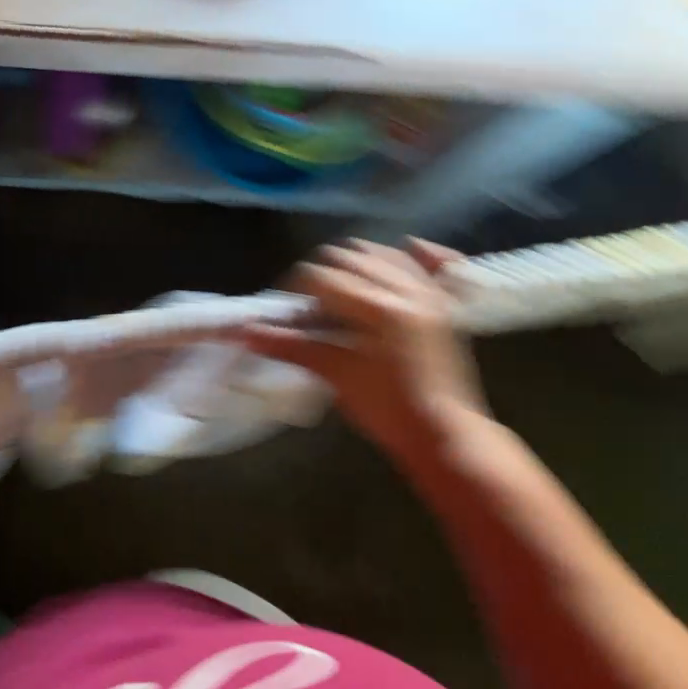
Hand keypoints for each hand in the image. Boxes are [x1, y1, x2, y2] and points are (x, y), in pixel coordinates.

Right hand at [246, 239, 487, 460]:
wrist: (443, 436)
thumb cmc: (386, 410)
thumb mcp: (335, 375)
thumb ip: (290, 346)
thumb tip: (243, 333)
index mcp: (378, 307)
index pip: (321, 277)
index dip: (294, 288)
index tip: (284, 310)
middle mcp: (404, 289)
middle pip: (347, 256)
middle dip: (320, 274)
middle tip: (309, 305)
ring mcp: (427, 293)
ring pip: (380, 252)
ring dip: (353, 262)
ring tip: (340, 290)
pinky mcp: (441, 302)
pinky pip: (425, 261)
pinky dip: (407, 254)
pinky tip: (396, 256)